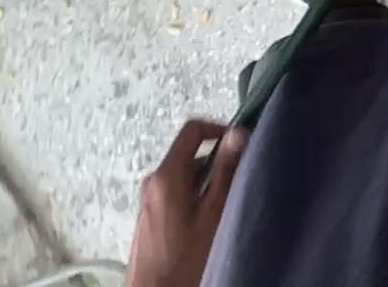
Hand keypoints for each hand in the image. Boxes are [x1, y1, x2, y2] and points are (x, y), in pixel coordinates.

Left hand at [126, 121, 246, 286]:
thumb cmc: (185, 257)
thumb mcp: (213, 212)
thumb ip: (226, 169)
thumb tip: (239, 132)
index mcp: (167, 174)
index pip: (193, 129)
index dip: (218, 129)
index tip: (238, 146)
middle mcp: (153, 181)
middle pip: (190, 153)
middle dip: (216, 162)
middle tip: (236, 181)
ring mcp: (148, 199)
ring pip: (185, 174)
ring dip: (206, 182)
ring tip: (223, 206)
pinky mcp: (149, 216)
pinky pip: (175, 191)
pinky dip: (194, 196)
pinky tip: (205, 222)